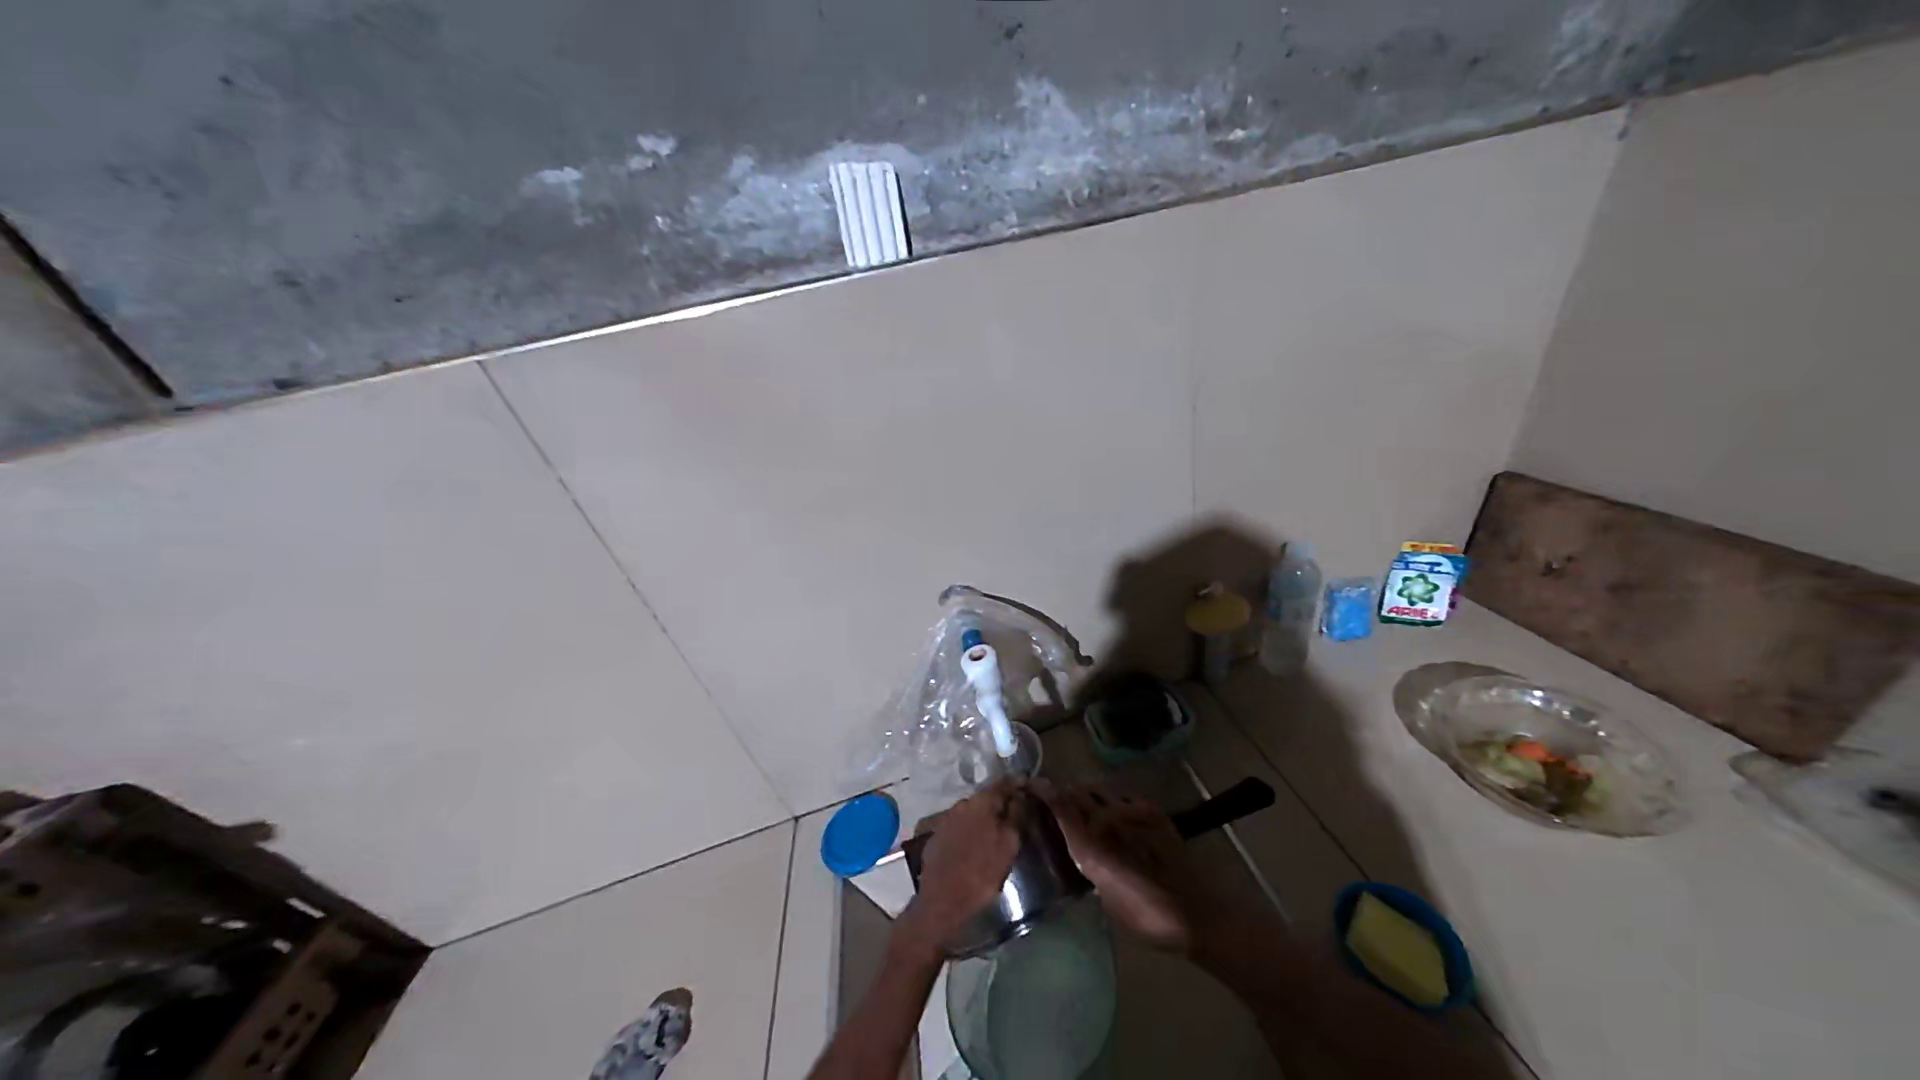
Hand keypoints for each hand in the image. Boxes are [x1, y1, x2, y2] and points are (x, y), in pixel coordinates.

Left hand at [898, 780, 1022, 952]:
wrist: (943, 901)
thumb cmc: (982, 873)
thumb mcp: (1008, 845)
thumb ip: (1016, 816)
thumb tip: (1020, 795)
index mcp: (981, 803)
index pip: (1002, 784)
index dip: (1016, 783)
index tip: (1026, 785)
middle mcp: (961, 804)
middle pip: (985, 797)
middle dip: (1000, 802)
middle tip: (1014, 812)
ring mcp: (946, 819)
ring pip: (971, 812)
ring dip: (984, 816)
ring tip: (996, 829)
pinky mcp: (936, 836)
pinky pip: (959, 826)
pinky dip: (970, 829)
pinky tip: (975, 844)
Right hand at [1036, 780, 1215, 952]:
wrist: (1194, 912)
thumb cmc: (1145, 918)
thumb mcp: (1105, 898)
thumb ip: (1089, 865)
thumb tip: (1082, 851)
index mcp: (1091, 847)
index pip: (1060, 806)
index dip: (1043, 793)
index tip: (1032, 787)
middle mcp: (1107, 821)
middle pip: (1076, 792)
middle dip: (1062, 791)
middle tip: (1055, 798)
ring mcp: (1131, 811)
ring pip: (1098, 787)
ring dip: (1085, 791)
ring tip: (1081, 800)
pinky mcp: (1151, 809)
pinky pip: (1122, 793)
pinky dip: (1110, 797)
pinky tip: (1112, 808)